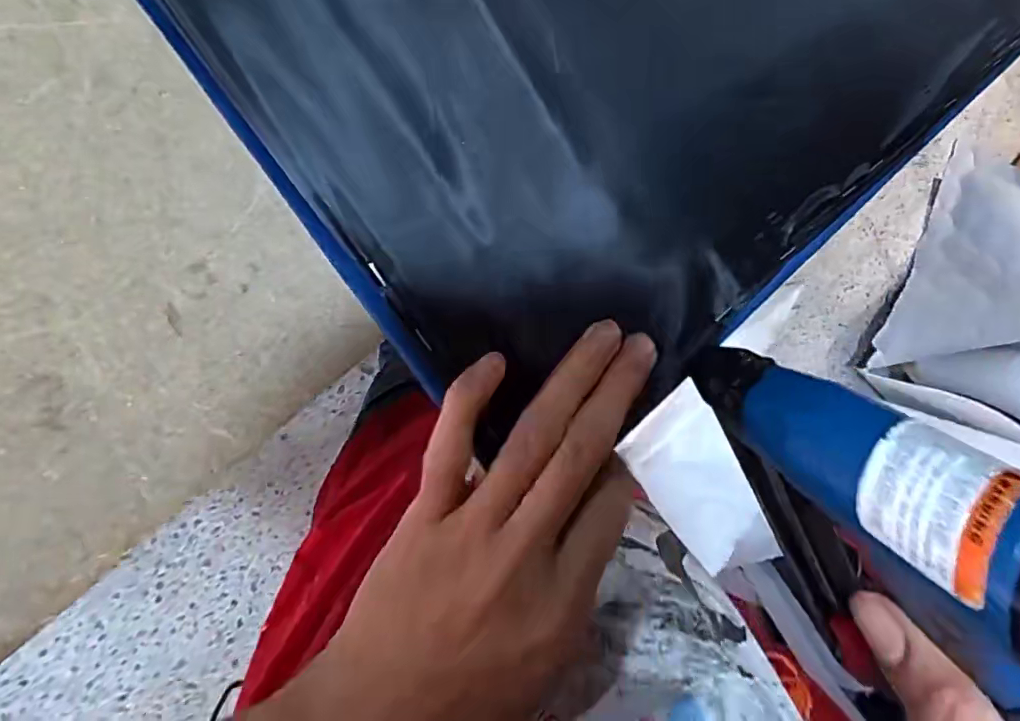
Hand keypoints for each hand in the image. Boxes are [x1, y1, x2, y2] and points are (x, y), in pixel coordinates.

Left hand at [248, 321, 655, 720]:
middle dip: (616, 393)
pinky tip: (496, 359)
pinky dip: (470, 398)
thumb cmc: (477, 687)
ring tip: (601, 336)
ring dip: (571, 378)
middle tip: (639, 345)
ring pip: (531, 437)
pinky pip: (449, 444)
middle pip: (580, 455)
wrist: (380, 709)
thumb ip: (584, 574)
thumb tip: (605, 495)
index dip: (627, 459)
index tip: (633, 424)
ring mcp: (470, 524)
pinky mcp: (425, 510)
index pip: (609, 507)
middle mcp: (522, 552)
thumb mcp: (552, 652)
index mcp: (561, 600)